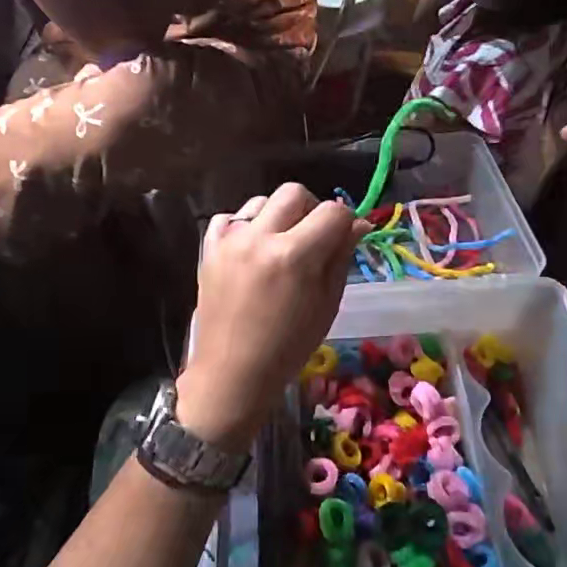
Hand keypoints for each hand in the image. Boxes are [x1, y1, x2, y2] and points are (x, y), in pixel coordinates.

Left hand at [182, 184, 366, 449]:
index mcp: (294, 255)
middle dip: (312, 210)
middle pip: (295, 193)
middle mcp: (259, 237)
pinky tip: (252, 251)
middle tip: (314, 239)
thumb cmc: (289, 347)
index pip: (332, 211)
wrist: (233, 373)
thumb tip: (357, 225)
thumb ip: (341, 258)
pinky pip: (231, 218)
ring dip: (278, 215)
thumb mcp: (327, 305)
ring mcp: (230, 241)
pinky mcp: (209, 249)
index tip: (344, 238)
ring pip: (262, 201)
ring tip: (281, 246)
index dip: (346, 221)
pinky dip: (246, 226)